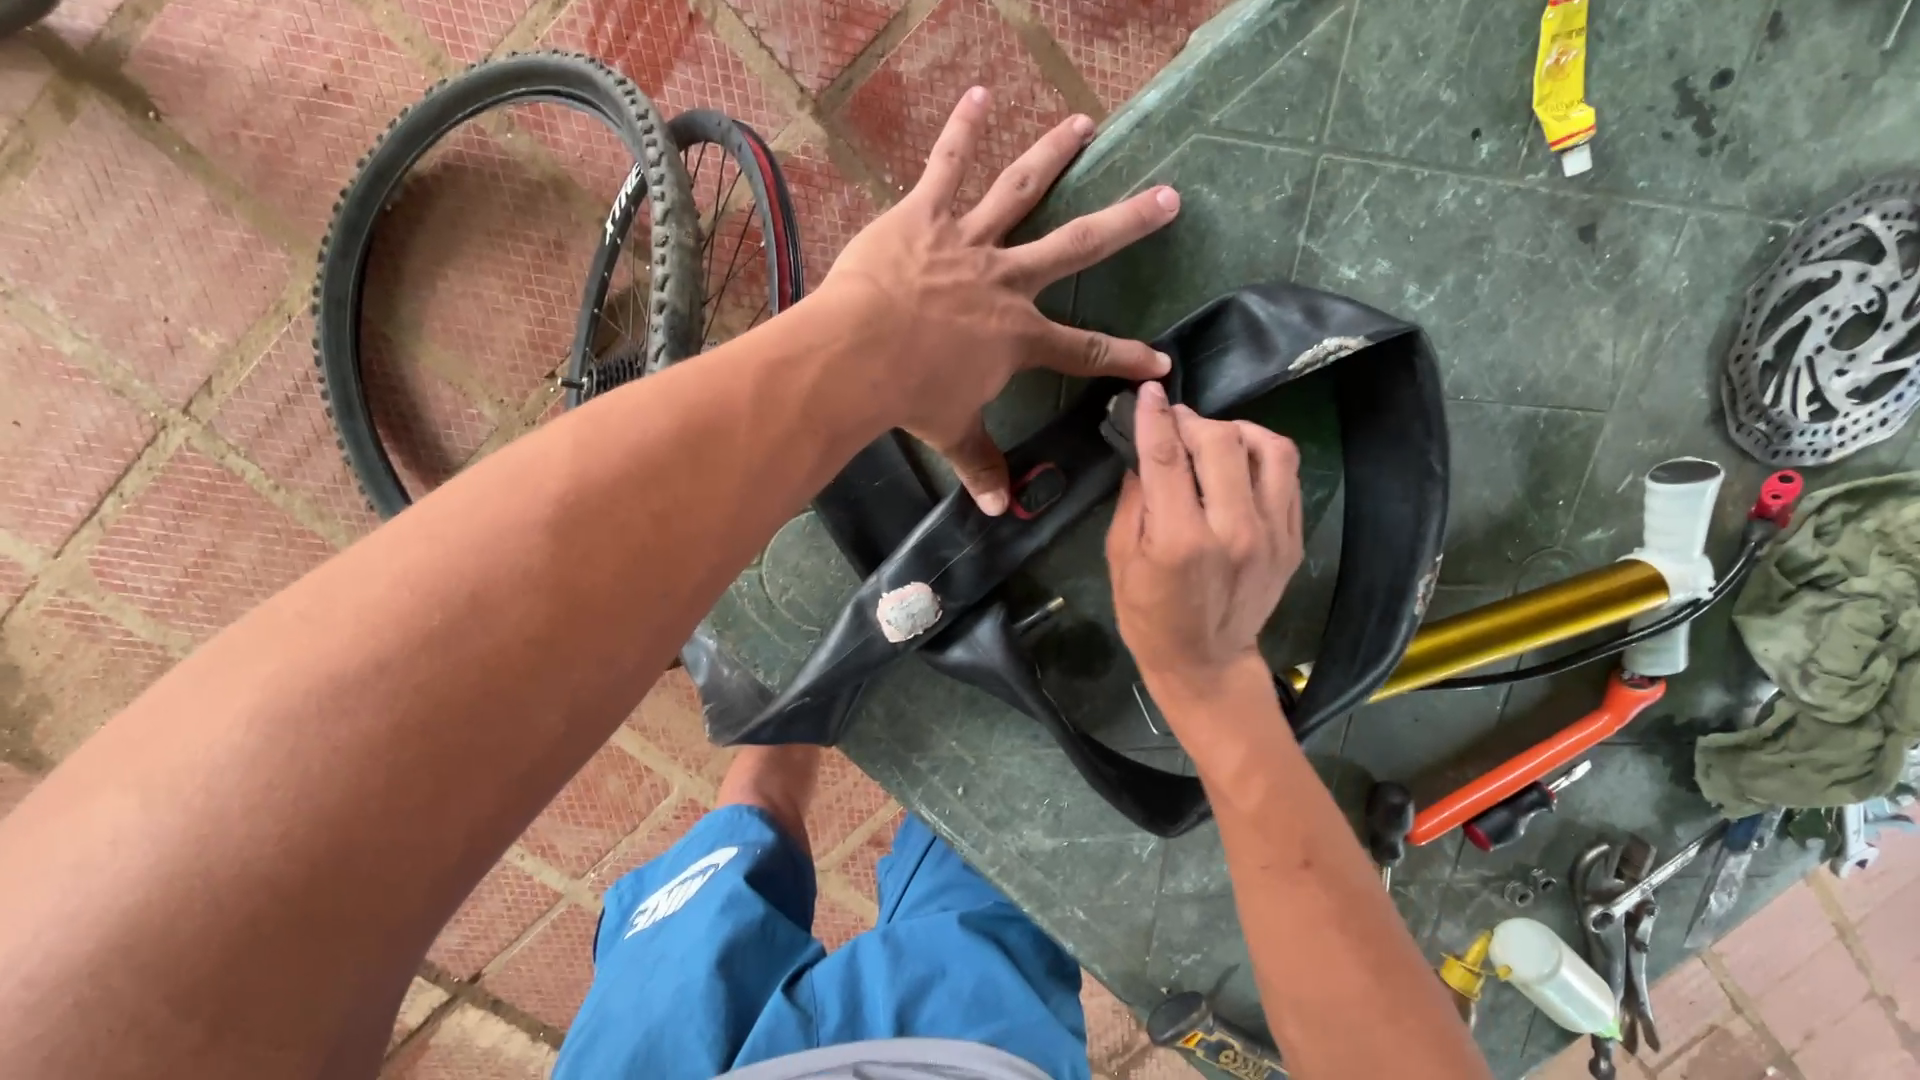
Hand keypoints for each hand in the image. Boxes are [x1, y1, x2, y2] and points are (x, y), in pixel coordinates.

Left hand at [817, 87, 1179, 514]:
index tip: (1162, 360)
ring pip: (1022, 191)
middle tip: (1167, 198)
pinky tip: (979, 94)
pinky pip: (947, 166)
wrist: (857, 355)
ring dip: (1055, 155)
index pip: (1085, 351)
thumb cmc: (909, 396)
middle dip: (1126, 225)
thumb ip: (980, 466)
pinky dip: (962, 130)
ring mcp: (970, 243)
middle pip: (1077, 249)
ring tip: (1085, 124)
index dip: (1125, 358)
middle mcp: (1007, 282)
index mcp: (1019, 337)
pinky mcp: (925, 216)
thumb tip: (996, 513)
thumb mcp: (952, 432)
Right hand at [1106, 382, 1303, 708]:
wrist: (1207, 663)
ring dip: (1235, 431)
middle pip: (1220, 442)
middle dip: (1192, 420)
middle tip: (1174, 422)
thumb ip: (1133, 502)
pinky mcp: (1293, 539)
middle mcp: (1232, 531)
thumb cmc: (1149, 617)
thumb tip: (1144, 453)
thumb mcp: (1120, 560)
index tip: (1147, 393)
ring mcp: (1272, 535)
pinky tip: (1239, 463)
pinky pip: (1287, 474)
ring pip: (1268, 448)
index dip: (1155, 417)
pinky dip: (1261, 455)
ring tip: (1214, 439)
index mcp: (1179, 541)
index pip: (1167, 457)